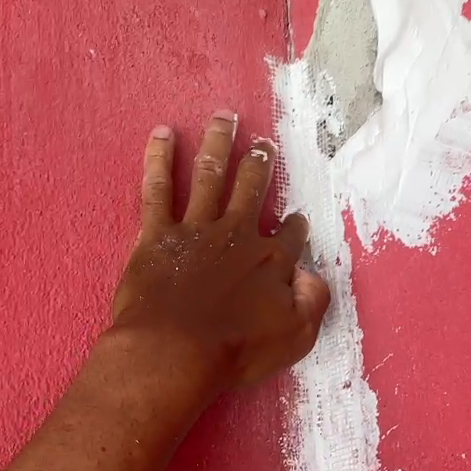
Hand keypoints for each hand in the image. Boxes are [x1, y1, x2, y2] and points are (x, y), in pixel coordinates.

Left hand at [107, 112, 331, 395]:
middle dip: (260, 164)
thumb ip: (313, 302)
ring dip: (218, 143)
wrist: (175, 352)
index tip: (297, 219)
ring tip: (224, 118)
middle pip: (252, 189)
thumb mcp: (295, 337)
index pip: (290, 234)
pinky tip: (162, 134)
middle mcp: (237, 234)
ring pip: (210, 175)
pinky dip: (159, 159)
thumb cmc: (235, 351)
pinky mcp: (158, 236)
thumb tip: (311, 274)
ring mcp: (196, 230)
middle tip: (264, 144)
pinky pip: (158, 189)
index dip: (295, 226)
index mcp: (271, 260)